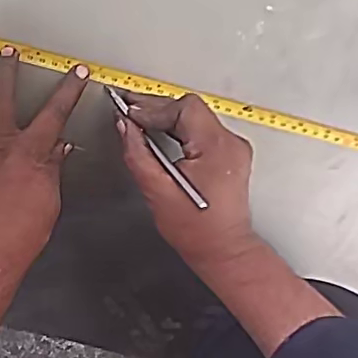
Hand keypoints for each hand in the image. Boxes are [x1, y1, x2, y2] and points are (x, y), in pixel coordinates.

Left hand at [0, 46, 90, 271]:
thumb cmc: (20, 232)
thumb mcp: (49, 199)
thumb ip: (53, 168)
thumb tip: (59, 150)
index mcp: (29, 151)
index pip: (55, 112)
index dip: (68, 89)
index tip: (76, 72)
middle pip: (2, 95)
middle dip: (7, 69)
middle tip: (8, 53)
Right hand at [115, 93, 258, 276]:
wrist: (221, 249)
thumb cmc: (195, 229)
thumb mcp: (157, 191)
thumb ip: (138, 154)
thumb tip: (125, 127)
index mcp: (216, 148)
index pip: (183, 109)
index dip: (151, 107)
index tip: (128, 112)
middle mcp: (230, 142)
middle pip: (189, 108)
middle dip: (156, 107)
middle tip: (128, 108)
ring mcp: (232, 147)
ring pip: (194, 116)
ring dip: (165, 116)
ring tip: (139, 118)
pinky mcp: (227, 154)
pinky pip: (200, 129)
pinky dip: (177, 127)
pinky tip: (159, 132)